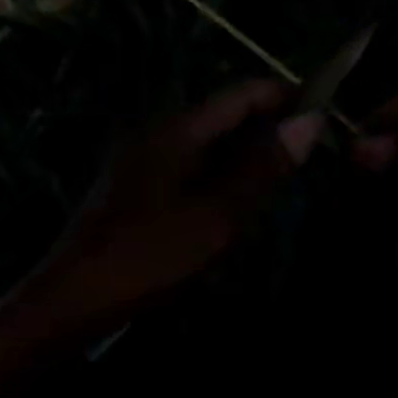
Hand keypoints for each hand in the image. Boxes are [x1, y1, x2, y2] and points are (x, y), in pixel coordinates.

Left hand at [21, 80, 323, 322]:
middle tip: (307, 164)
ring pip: (201, 153)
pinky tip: (225, 216)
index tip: (329, 113)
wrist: (68, 303)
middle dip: (264, 136)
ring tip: (274, 193)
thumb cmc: (141, 262)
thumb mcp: (210, 220)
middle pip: (220, 121)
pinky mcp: (126, 198)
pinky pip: (181, 179)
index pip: (240, 94)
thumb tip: (309, 121)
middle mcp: (150, 138)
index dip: (285, 98)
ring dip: (238, 166)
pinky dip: (210, 189)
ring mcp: (134, 168)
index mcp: (172, 132)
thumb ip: (259, 171)